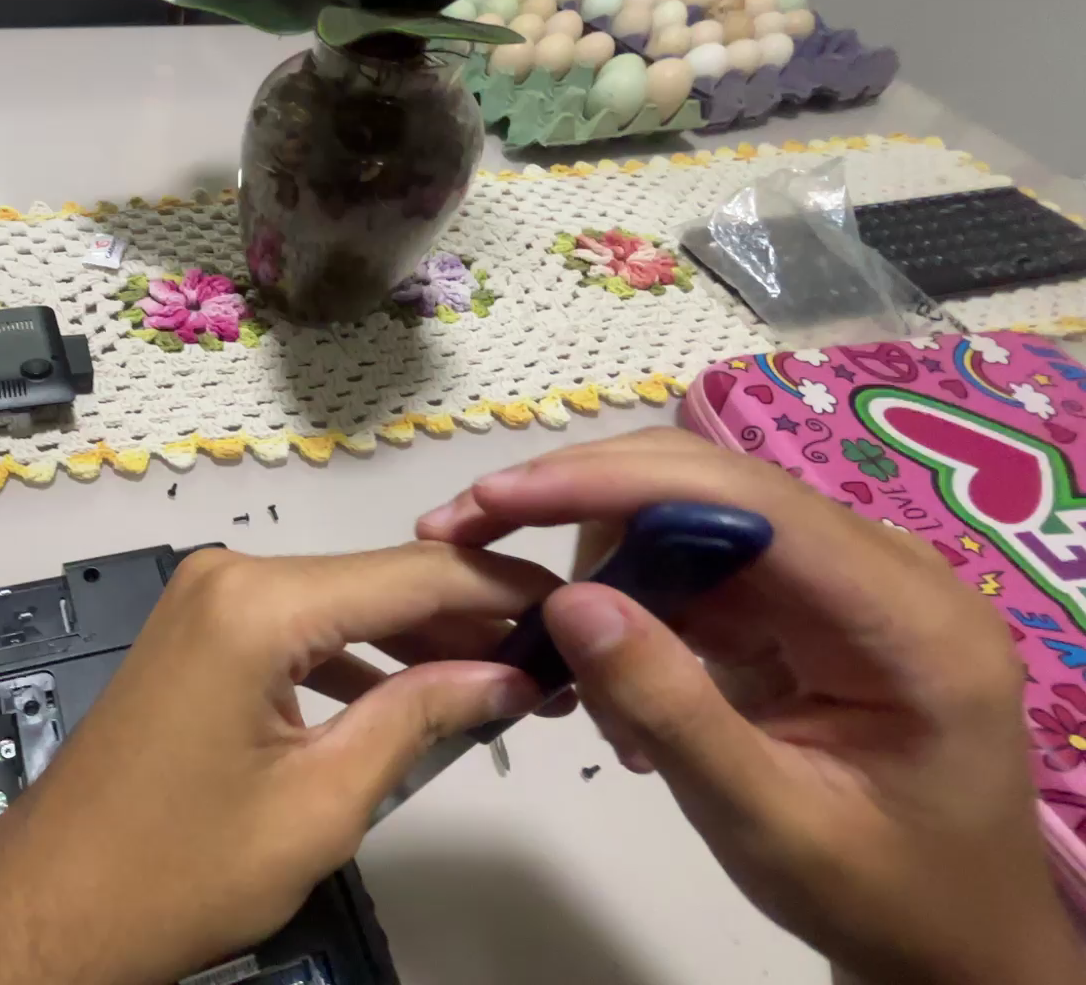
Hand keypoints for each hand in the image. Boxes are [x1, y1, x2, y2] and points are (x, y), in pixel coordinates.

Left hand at [0, 543, 562, 984]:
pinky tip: (405, 690)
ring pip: (334, 603)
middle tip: (549, 661)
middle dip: (461, 617)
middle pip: (372, 582)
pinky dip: (348, 655)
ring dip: (408, 638)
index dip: (499, 589)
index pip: (409, 574)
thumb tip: (507, 675)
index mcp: (257, 603)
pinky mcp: (197, 627)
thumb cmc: (183, 865)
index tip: (573, 612)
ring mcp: (205, 596)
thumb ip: (418, 718)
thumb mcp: (322, 801)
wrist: (57, 896)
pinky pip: (291, 627)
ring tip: (495, 681)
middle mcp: (228, 575)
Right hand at [417, 428, 1085, 984]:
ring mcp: (814, 570)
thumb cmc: (873, 886)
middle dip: (566, 490)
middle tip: (461, 526)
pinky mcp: (771, 589)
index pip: (739, 501)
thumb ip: (671, 710)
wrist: (939, 925)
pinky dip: (600, 586)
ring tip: (539, 640)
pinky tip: (581, 648)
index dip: (608, 484)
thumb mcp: (766, 821)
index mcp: (900, 615)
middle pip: (690, 475)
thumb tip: (566, 599)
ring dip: (577, 549)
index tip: (495, 499)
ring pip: (661, 504)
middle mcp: (864, 563)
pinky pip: (661, 552)